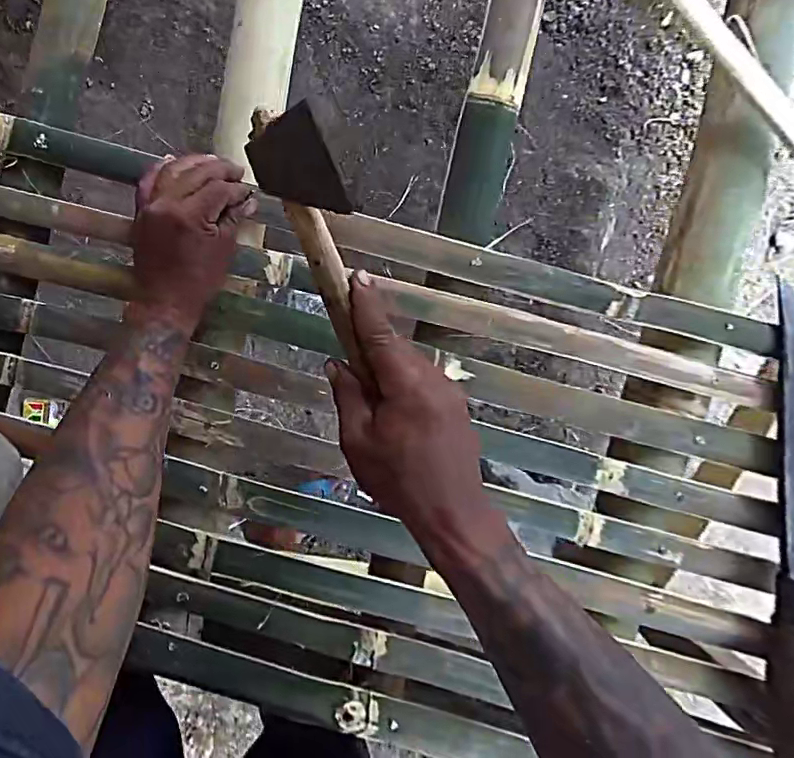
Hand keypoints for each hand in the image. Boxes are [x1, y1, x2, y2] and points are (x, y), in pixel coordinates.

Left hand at [131, 154, 255, 328]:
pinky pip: (149, 182)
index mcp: (189, 216)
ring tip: (213, 163)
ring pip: (172, 171)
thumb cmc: (198, 281)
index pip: (218, 189)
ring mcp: (150, 207)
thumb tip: (248, 201)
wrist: (164, 302)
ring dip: (194, 163)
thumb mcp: (223, 249)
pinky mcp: (141, 212)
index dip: (236, 189)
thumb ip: (233, 218)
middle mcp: (166, 205)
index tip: (247, 193)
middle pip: (196, 174)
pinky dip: (162, 169)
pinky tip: (174, 161)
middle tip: (237, 172)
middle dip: (220, 170)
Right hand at [327, 271, 500, 549]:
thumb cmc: (400, 482)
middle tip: (346, 357)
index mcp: (407, 385)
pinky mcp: (455, 405)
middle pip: (393, 348)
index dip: (366, 305)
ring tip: (370, 404)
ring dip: (385, 370)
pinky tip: (392, 413)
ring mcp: (448, 391)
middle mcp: (432, 379)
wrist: (455, 517)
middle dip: (368, 345)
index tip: (357, 276)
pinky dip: (401, 384)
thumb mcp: (359, 441)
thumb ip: (349, 396)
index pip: (380, 334)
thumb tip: (338, 364)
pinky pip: (420, 381)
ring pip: (407, 365)